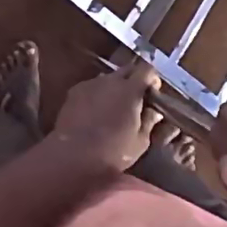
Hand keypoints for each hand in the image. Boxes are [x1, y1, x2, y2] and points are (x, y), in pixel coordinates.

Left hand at [48, 62, 162, 171]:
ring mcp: (91, 83)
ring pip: (108, 78)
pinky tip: (94, 113)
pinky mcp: (74, 91)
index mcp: (130, 89)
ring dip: (114, 88)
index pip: (147, 70)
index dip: (153, 79)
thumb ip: (149, 121)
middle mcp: (111, 80)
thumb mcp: (140, 142)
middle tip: (136, 100)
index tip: (154, 92)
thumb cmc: (112, 151)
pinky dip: (97, 95)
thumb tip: (154, 111)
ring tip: (113, 108)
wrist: (72, 156)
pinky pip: (92, 87)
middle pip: (127, 70)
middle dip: (134, 80)